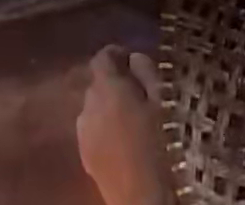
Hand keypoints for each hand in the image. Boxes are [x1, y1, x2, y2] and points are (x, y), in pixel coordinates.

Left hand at [76, 45, 171, 204]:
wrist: (141, 196)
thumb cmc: (157, 143)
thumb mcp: (161, 100)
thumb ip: (145, 71)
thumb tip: (133, 58)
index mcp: (107, 87)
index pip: (102, 57)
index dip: (117, 54)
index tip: (132, 61)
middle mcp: (88, 105)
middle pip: (98, 82)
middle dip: (115, 81)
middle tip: (139, 92)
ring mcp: (83, 131)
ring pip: (95, 106)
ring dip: (109, 104)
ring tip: (132, 118)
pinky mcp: (83, 153)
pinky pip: (92, 128)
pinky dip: (104, 126)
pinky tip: (122, 139)